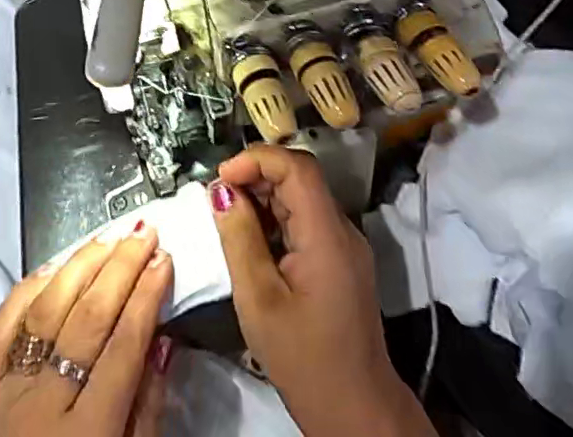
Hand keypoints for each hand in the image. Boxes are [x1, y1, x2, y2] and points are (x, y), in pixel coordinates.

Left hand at [0, 225, 176, 436]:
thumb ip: (145, 413)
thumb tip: (159, 342)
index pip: (122, 349)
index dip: (146, 298)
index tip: (163, 261)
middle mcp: (42, 405)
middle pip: (84, 319)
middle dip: (118, 270)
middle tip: (143, 235)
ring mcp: (7, 390)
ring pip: (44, 310)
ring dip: (79, 266)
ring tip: (107, 238)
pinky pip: (3, 325)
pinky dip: (27, 290)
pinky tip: (52, 267)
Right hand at [209, 147, 434, 436]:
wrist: (355, 412)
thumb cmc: (303, 357)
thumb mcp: (258, 297)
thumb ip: (238, 236)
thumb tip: (220, 190)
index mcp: (327, 237)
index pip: (296, 167)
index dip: (255, 160)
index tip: (221, 179)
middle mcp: (341, 232)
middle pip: (298, 177)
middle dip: (252, 176)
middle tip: (217, 200)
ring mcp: (342, 246)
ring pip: (298, 196)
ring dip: (259, 195)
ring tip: (226, 219)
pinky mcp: (336, 260)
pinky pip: (302, 219)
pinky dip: (271, 216)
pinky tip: (248, 238)